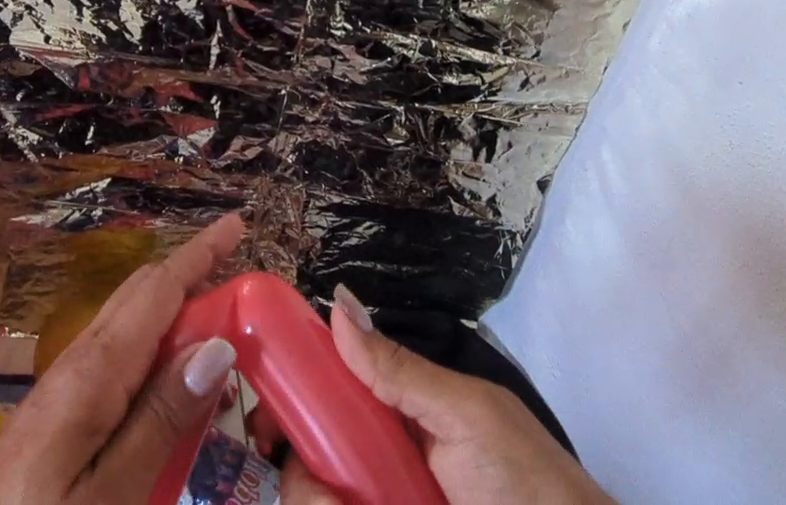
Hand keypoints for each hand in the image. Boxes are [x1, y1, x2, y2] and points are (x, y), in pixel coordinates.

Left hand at [0, 214, 245, 504]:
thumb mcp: (109, 495)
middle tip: (244, 282)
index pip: (157, 291)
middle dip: (192, 276)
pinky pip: (117, 356)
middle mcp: (77, 364)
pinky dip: (155, 346)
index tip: (236, 223)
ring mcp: (63, 386)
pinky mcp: (56, 412)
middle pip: (141, 296)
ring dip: (175, 311)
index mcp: (94, 373)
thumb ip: (162, 420)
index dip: (199, 254)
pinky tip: (171, 380)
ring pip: (128, 324)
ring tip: (221, 326)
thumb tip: (216, 346)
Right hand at [271, 286, 613, 504]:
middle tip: (323, 487)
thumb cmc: (521, 476)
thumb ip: (397, 370)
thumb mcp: (463, 414)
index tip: (264, 414)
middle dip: (302, 474)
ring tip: (346, 504)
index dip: (289, 400)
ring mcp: (375, 497)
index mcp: (393, 412)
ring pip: (313, 496)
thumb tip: (338, 301)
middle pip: (306, 459)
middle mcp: (376, 460)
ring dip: (318, 499)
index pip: (324, 395)